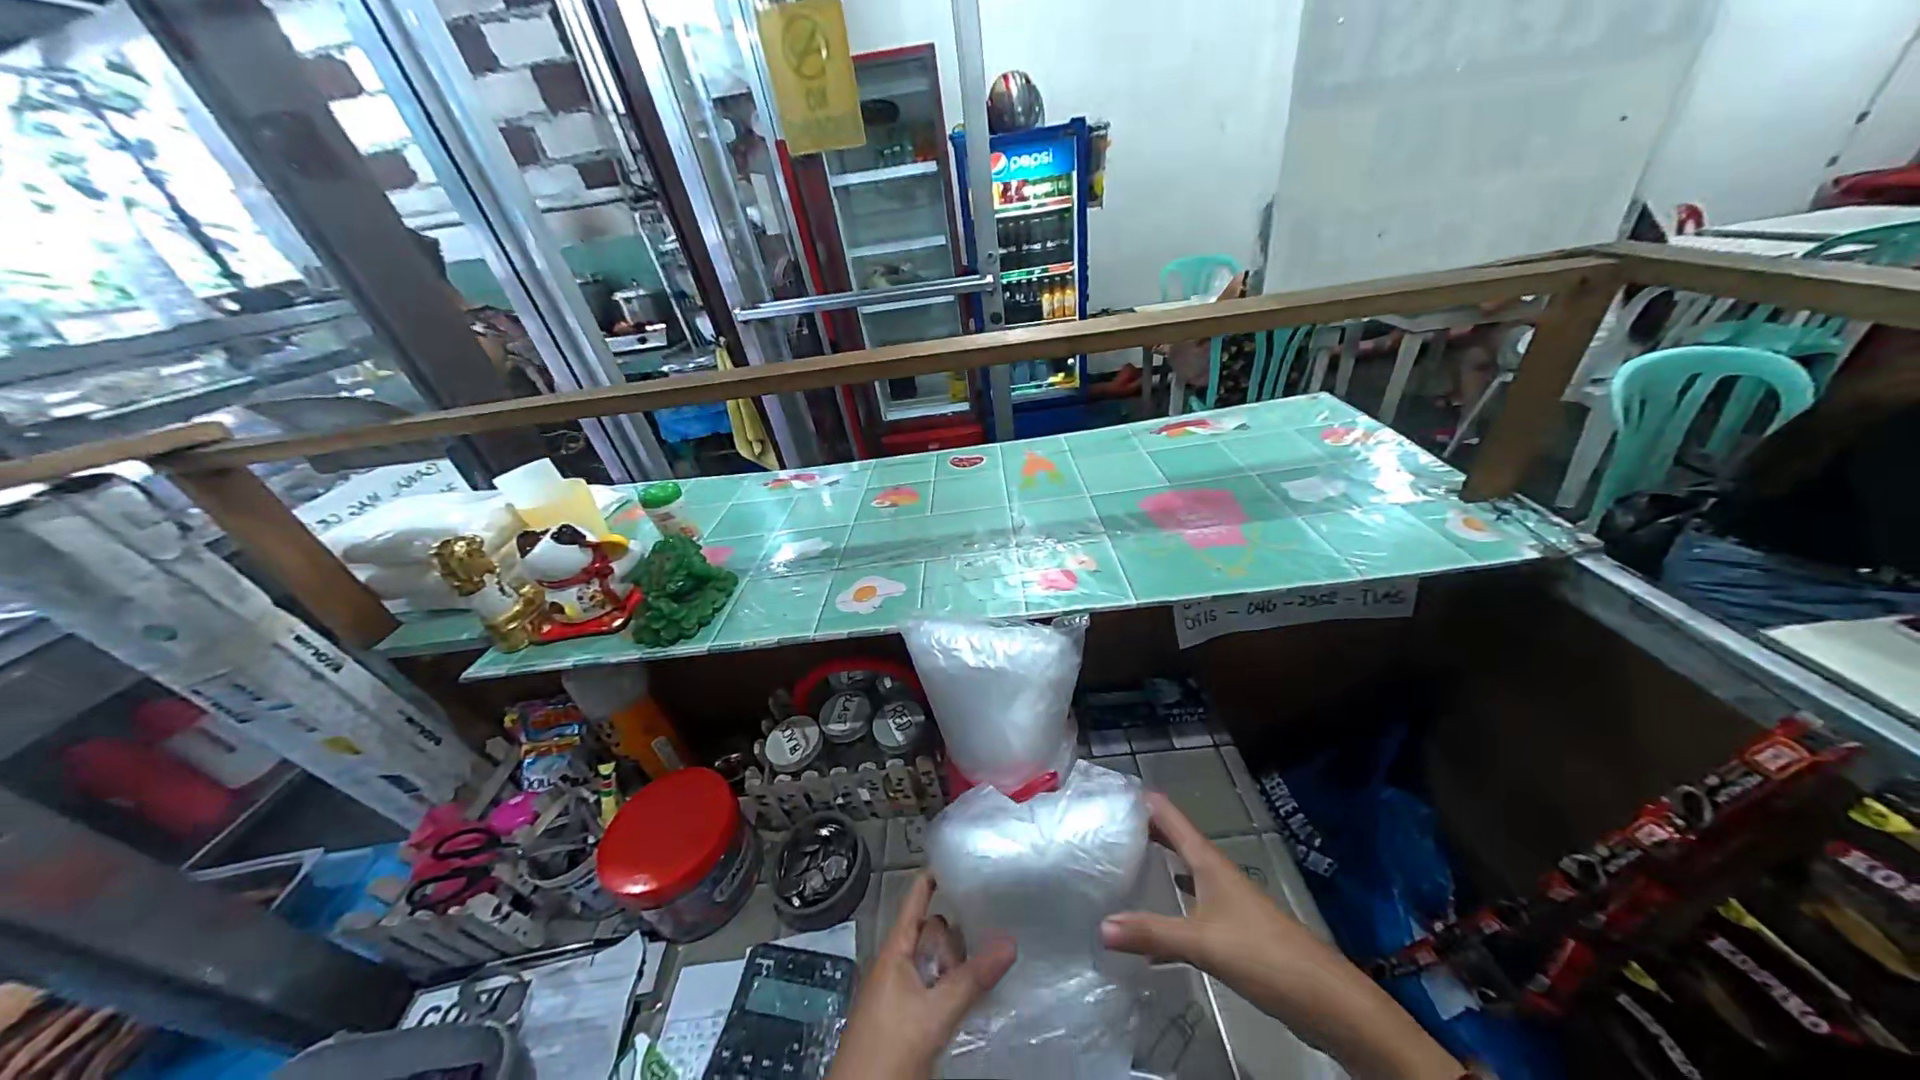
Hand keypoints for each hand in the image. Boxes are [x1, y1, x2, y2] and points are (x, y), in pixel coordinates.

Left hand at [826, 873, 1015, 1079]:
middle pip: (930, 931)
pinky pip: (933, 987)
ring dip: (956, 962)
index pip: (915, 901)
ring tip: (987, 962)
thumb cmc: (888, 1048)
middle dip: (955, 931)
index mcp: (895, 951)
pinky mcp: (906, 1016)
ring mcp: (900, 991)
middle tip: (988, 931)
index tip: (959, 861)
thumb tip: (1010, 941)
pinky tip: (972, 994)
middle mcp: (896, 964)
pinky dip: (952, 985)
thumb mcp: (934, 1013)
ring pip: (934, 961)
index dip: (933, 878)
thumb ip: (971, 979)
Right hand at [1101, 794, 1462, 1079]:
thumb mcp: (1202, 942)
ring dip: (1159, 864)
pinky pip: (1192, 906)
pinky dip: (1171, 904)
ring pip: (1185, 873)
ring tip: (1124, 862)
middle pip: (1178, 843)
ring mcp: (1228, 904)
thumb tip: (1100, 926)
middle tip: (1108, 823)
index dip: (1146, 802)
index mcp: (1210, 864)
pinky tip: (1153, 922)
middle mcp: (1218, 876)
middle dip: (1147, 830)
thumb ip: (1152, 932)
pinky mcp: (1234, 932)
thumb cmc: (1263, 954)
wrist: (1324, 999)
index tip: (1114, 790)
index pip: (1173, 820)